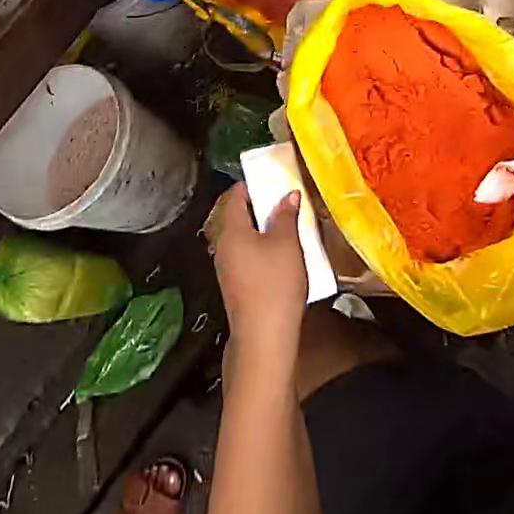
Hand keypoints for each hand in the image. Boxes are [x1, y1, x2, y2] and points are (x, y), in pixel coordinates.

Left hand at [205, 186, 306, 361]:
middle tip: (287, 200)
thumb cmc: (275, 283)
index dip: (253, 184)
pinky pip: (248, 255)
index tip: (273, 178)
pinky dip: (263, 248)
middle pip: (239, 217)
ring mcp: (227, 268)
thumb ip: (286, 215)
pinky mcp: (236, 285)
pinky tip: (283, 254)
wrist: (264, 335)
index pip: (236, 197)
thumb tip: (288, 195)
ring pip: (245, 238)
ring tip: (290, 225)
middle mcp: (223, 247)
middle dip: (262, 206)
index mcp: (231, 231)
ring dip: (264, 229)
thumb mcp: (287, 243)